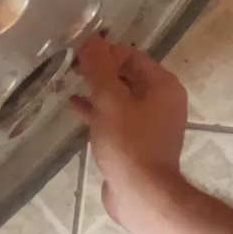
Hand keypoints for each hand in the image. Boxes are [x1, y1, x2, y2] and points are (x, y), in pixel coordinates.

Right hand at [69, 34, 190, 226]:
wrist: (141, 194)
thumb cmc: (128, 143)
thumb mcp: (109, 100)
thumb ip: (98, 67)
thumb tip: (90, 39)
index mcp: (163, 86)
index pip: (132, 56)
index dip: (104, 52)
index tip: (76, 52)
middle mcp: (163, 101)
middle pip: (127, 76)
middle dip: (99, 70)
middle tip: (69, 65)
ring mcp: (152, 124)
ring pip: (121, 98)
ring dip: (97, 91)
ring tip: (69, 81)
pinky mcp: (139, 142)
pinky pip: (118, 118)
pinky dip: (99, 111)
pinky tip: (76, 107)